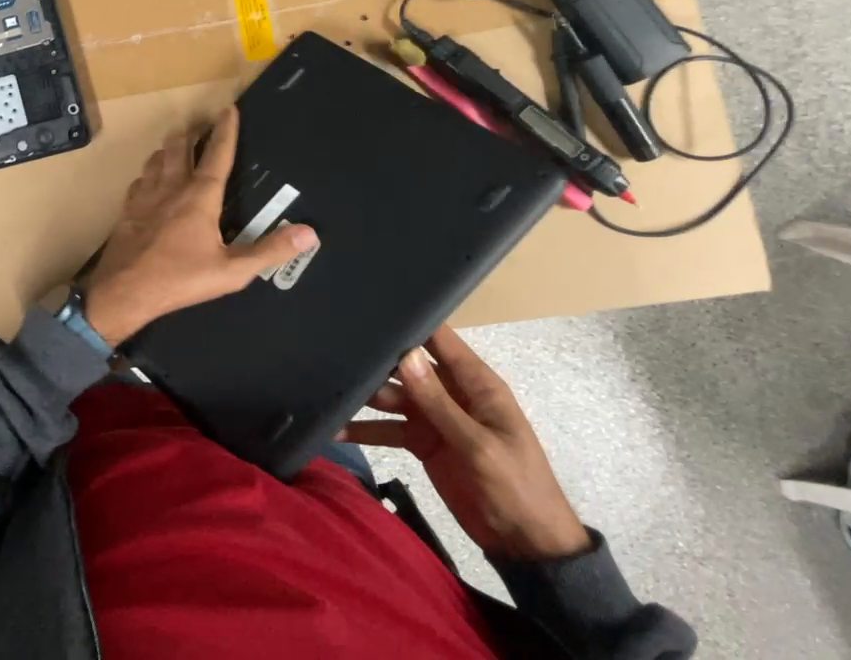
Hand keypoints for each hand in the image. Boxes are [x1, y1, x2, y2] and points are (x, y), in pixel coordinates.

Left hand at [83, 106, 317, 346]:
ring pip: (155, 161)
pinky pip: (138, 182)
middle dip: (190, 132)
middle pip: (178, 149)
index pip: (217, 156)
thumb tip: (308, 233)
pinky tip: (148, 180)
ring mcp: (144, 199)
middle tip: (199, 124)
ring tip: (175, 145)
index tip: (228, 109)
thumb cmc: (180, 280)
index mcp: (199, 198)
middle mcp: (170, 189)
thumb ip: (269, 251)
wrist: (125, 291)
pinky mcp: (127, 212)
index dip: (225, 131)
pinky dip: (147, 174)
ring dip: (167, 149)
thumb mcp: (231, 271)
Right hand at [342, 326, 590, 561]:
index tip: (372, 306)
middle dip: (374, 359)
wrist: (525, 544)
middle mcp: (451, 394)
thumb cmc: (515, 487)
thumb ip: (439, 403)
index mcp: (476, 386)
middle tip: (331, 346)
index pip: (441, 342)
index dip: (412, 322)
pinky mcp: (420, 442)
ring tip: (325, 389)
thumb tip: (405, 356)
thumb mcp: (478, 445)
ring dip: (363, 395)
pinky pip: (386, 429)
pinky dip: (362, 430)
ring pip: (390, 396)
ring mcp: (433, 418)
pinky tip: (334, 430)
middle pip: (407, 367)